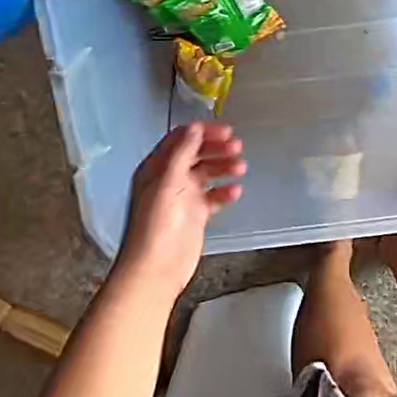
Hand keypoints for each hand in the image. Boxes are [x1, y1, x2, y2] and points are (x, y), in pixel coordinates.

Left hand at [113, 123, 244, 299]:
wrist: (156, 269)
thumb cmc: (156, 225)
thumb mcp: (168, 183)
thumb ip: (182, 154)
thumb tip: (194, 127)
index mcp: (157, 167)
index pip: (181, 139)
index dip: (202, 132)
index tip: (225, 131)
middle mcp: (169, 178)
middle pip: (196, 154)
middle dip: (216, 147)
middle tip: (237, 146)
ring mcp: (183, 196)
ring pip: (207, 173)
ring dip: (223, 167)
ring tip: (240, 167)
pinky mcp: (195, 214)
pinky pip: (213, 197)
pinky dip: (224, 192)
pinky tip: (235, 191)